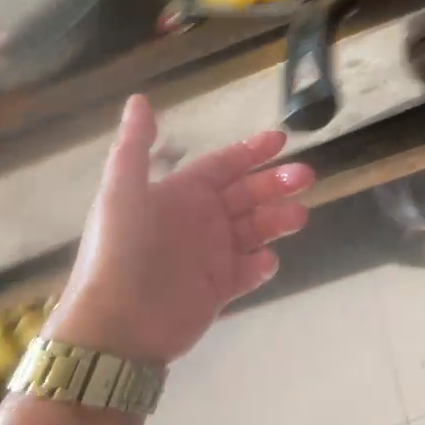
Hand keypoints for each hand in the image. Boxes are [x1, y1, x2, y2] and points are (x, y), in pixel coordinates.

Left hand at [44, 96, 315, 364]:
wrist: (117, 325)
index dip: (251, 151)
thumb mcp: (122, 193)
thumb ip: (135, 147)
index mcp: (179, 195)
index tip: (282, 140)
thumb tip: (138, 99)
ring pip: (255, 229)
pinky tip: (266, 260)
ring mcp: (210, 256)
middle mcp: (198, 221)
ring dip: (278, 219)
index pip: (223, 165)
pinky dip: (261, 264)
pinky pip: (249, 270)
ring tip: (298, 218)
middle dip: (277, 183)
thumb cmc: (120, 252)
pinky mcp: (219, 289)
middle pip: (247, 194)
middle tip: (307, 177)